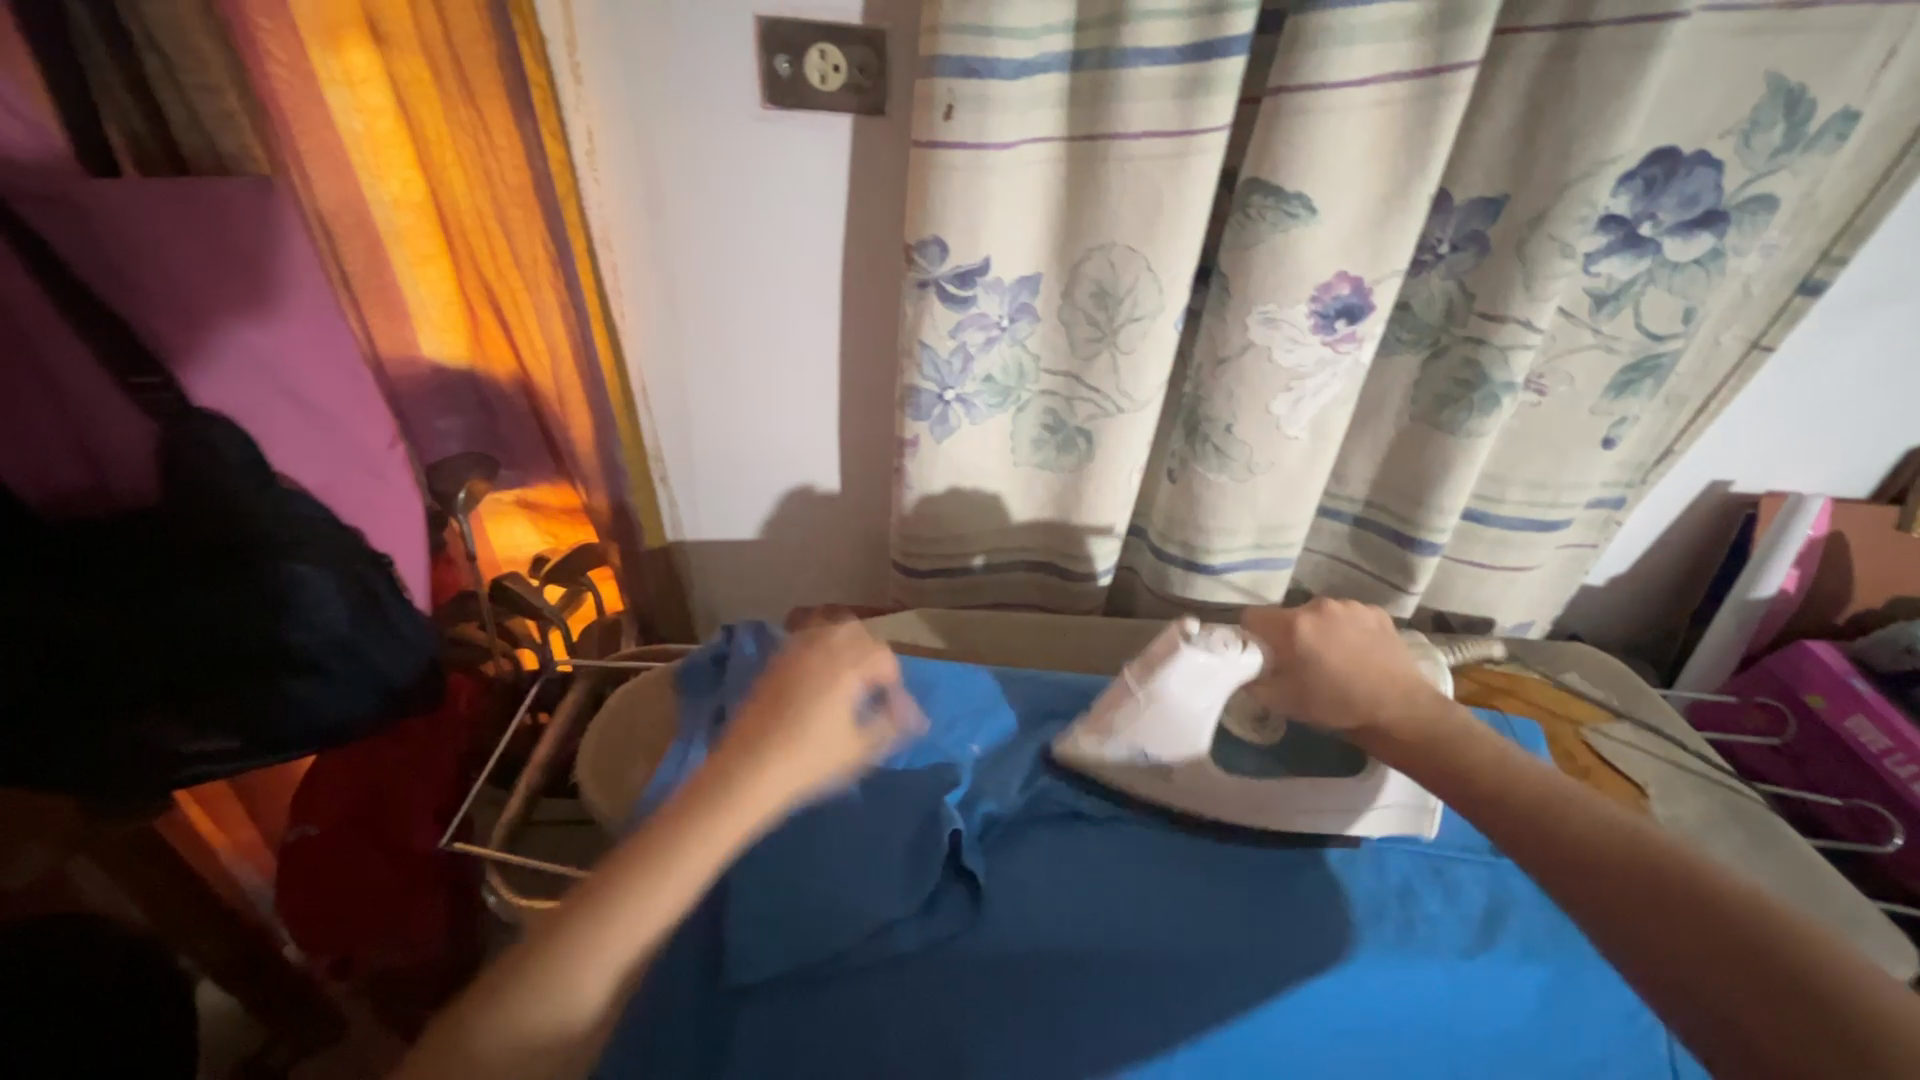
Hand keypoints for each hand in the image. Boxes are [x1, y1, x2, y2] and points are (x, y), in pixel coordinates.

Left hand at [708, 621, 924, 813]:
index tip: (896, 711)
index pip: (884, 657)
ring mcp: (791, 652)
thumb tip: (913, 717)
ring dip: (844, 646)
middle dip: (870, 653)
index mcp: (846, 664)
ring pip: (826, 629)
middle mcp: (819, 648)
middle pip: (855, 631)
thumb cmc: (809, 762)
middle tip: (875, 685)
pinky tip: (819, 680)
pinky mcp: (772, 664)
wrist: (747, 772)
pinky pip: (802, 641)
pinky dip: (818, 650)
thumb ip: (891, 725)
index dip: (895, 683)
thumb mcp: (860, 749)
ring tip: (849, 678)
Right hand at [1240, 599, 1460, 746]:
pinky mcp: (1376, 612)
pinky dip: (1346, 630)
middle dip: (1288, 635)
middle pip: (1288, 615)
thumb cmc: (1336, 706)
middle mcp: (1319, 606)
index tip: (1260, 654)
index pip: (1251, 616)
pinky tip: (1358, 653)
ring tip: (1333, 658)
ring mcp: (1351, 606)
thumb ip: (1252, 683)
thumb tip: (1240, 672)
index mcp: (1292, 625)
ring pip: (1319, 615)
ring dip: (1318, 631)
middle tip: (1300, 663)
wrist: (1400, 711)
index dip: (1250, 635)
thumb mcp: (1283, 702)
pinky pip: (1348, 616)